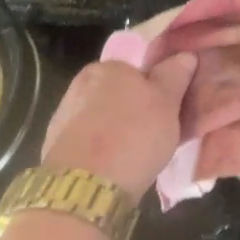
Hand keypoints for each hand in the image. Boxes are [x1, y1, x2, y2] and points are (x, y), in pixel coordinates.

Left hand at [40, 53, 197, 199]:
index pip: (137, 71)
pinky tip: (112, 164)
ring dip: (115, 129)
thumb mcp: (167, 104)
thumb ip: (174, 76)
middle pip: (116, 93)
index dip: (155, 91)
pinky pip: (87, 139)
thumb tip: (184, 55)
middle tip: (154, 134)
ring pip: (101, 116)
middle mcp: (81, 83)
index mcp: (109, 67)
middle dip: (132, 109)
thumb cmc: (135, 136)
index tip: (167, 112)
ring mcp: (64, 114)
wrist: (88, 184)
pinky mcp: (55, 143)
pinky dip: (99, 147)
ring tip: (134, 154)